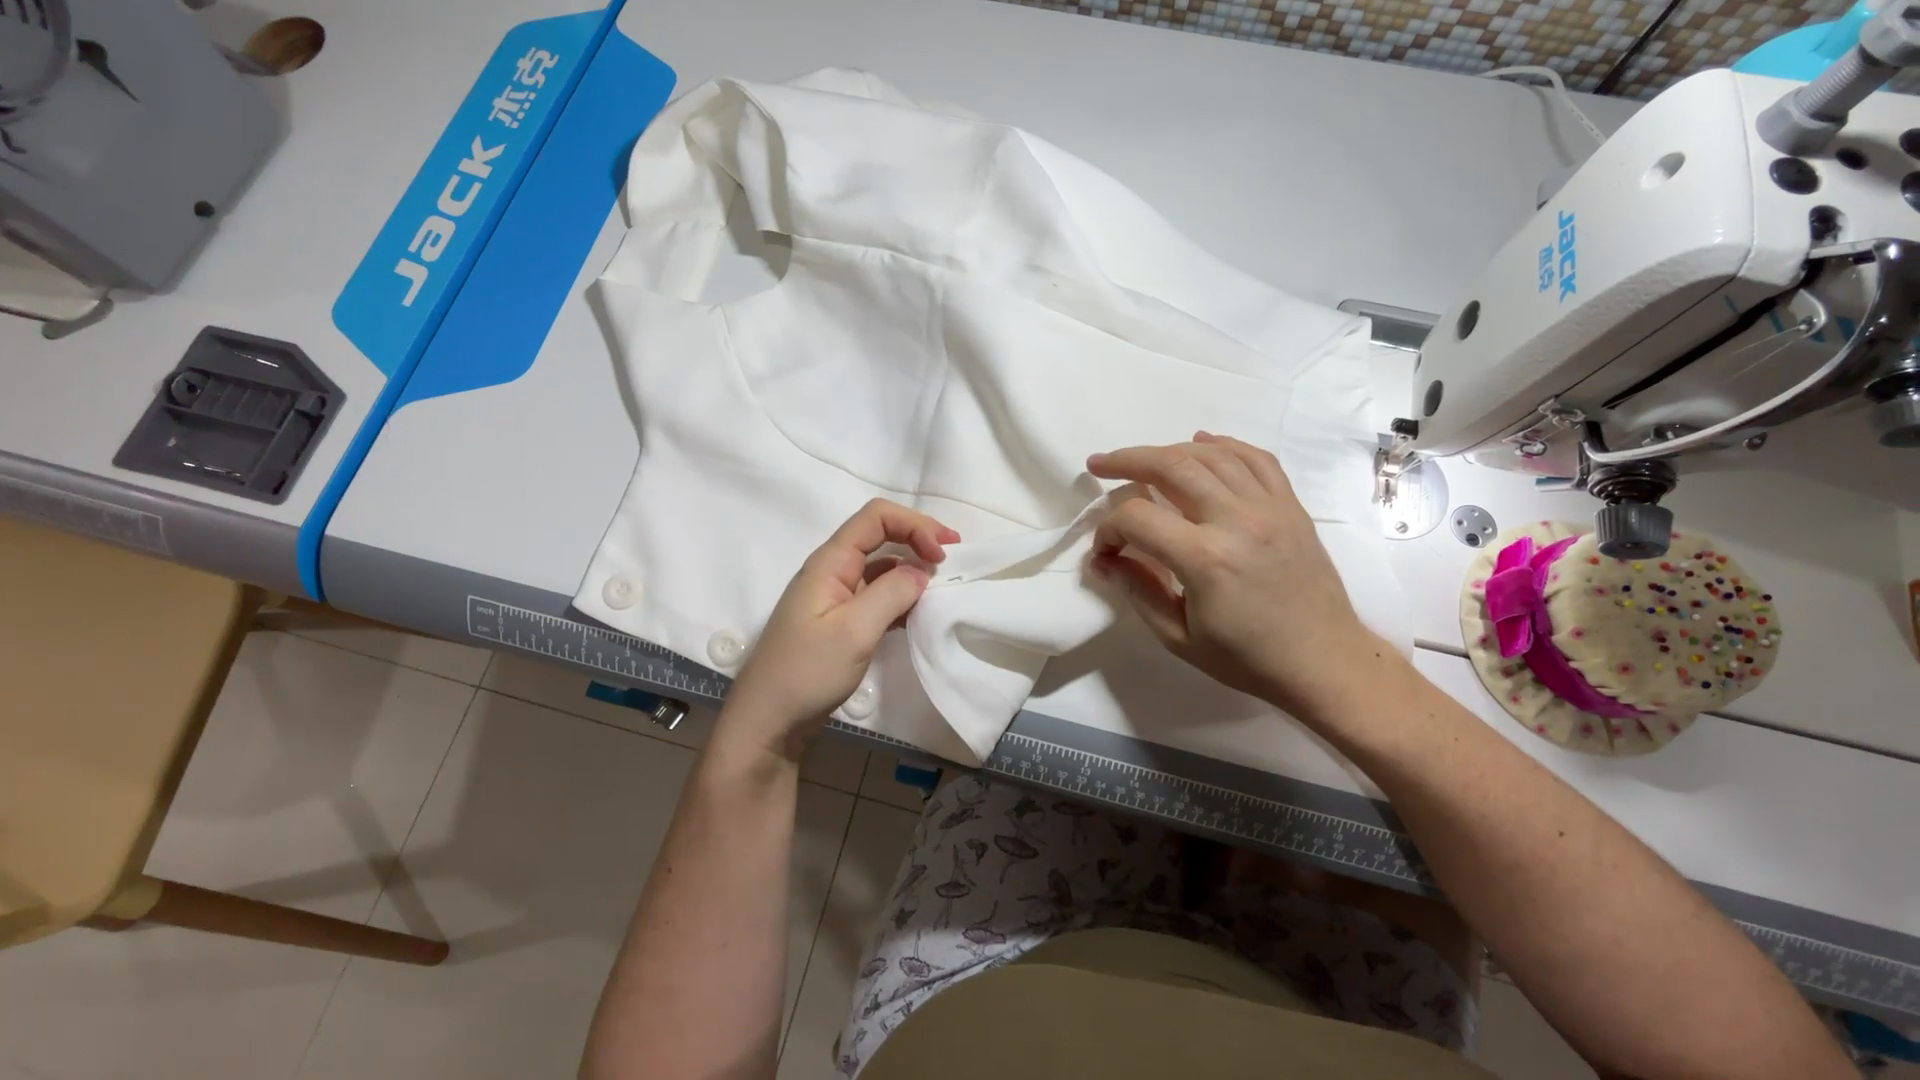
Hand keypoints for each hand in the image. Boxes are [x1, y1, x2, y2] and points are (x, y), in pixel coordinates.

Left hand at [719, 499, 958, 763]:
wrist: (767, 721)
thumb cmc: (806, 672)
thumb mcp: (855, 630)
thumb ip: (892, 593)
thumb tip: (921, 572)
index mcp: (830, 562)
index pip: (876, 517)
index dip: (914, 525)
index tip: (943, 553)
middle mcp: (832, 572)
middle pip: (880, 536)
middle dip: (918, 540)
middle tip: (954, 560)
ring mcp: (834, 598)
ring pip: (880, 568)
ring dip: (912, 570)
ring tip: (942, 588)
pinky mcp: (839, 624)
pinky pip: (876, 596)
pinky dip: (901, 597)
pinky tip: (919, 614)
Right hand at [1087, 433, 1388, 719]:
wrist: (1323, 661)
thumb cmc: (1247, 659)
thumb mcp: (1178, 638)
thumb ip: (1138, 591)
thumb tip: (1103, 560)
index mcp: (1205, 559)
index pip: (1137, 518)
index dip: (1109, 529)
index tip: (1105, 551)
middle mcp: (1237, 520)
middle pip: (1171, 466)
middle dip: (1127, 460)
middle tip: (1100, 464)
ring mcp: (1269, 507)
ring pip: (1211, 454)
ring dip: (1169, 450)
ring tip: (1143, 459)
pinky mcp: (1291, 506)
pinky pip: (1255, 458)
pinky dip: (1224, 445)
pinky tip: (1202, 443)